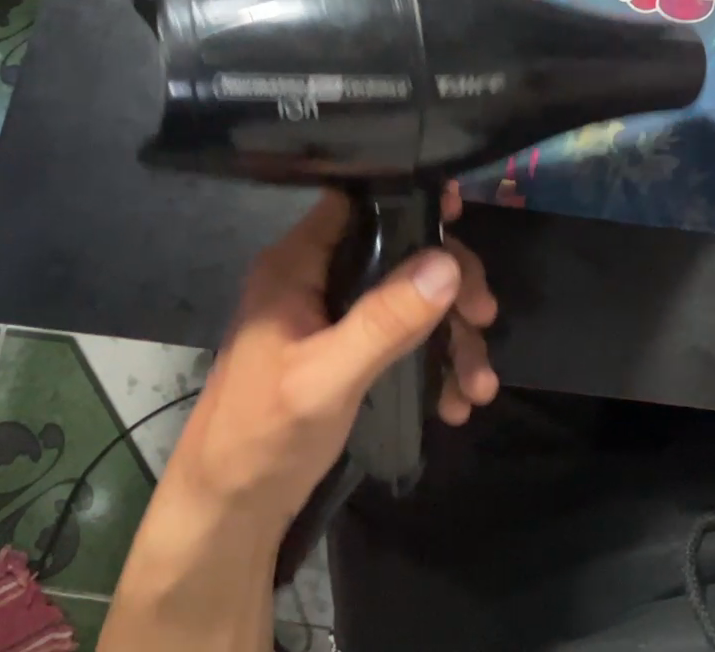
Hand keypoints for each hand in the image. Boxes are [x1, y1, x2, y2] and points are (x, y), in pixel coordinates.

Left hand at [158, 185, 499, 522]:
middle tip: (483, 317)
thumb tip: (446, 264)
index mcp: (297, 267)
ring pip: (413, 301)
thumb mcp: (325, 378)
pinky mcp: (351, 355)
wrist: (231, 516)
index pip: (357, 203)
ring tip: (478, 385)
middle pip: (401, 254)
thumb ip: (385, 321)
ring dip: (453, 338)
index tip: (460, 216)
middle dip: (451, 286)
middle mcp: (318, 282)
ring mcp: (336, 320)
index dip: (410, 199)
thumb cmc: (263, 437)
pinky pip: (407, 341)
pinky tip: (455, 402)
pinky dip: (437, 366)